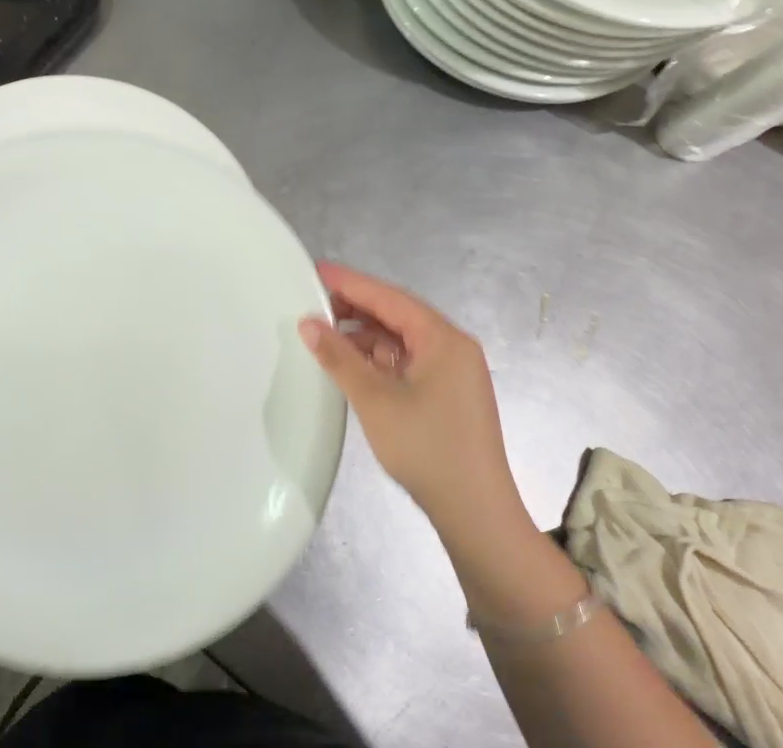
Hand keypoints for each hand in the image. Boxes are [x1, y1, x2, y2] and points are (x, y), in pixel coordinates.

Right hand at [298, 262, 525, 536]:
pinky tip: (350, 365)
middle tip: (312, 303)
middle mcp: (453, 348)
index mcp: (444, 340)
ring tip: (323, 335)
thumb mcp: (374, 400)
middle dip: (356, 308)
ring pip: (401, 340)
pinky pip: (407, 361)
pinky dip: (377, 359)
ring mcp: (453, 373)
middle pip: (398, 314)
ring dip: (364, 335)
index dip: (351, 283)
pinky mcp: (447, 395)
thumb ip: (339, 357)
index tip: (315, 271)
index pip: (390, 298)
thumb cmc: (426, 448)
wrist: (474, 510)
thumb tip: (308, 323)